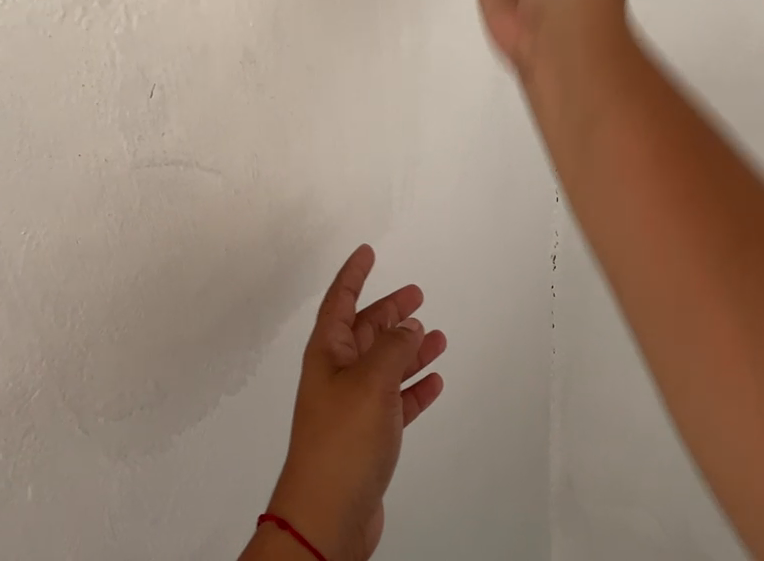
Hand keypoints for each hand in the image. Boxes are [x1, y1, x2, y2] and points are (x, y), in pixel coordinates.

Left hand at [261, 245, 446, 560]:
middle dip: (390, 311)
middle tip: (417, 295)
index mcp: (327, 351)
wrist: (328, 512)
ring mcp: (352, 404)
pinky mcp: (368, 435)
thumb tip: (409, 326)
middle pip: (366, 330)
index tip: (367, 252)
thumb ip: (393, 348)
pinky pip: (394, 400)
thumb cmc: (341, 441)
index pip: (339, 299)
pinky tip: (433, 381)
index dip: (353, 274)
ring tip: (436, 336)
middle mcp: (337, 372)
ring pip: (385, 364)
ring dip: (409, 349)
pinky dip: (414, 388)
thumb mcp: (370, 381)